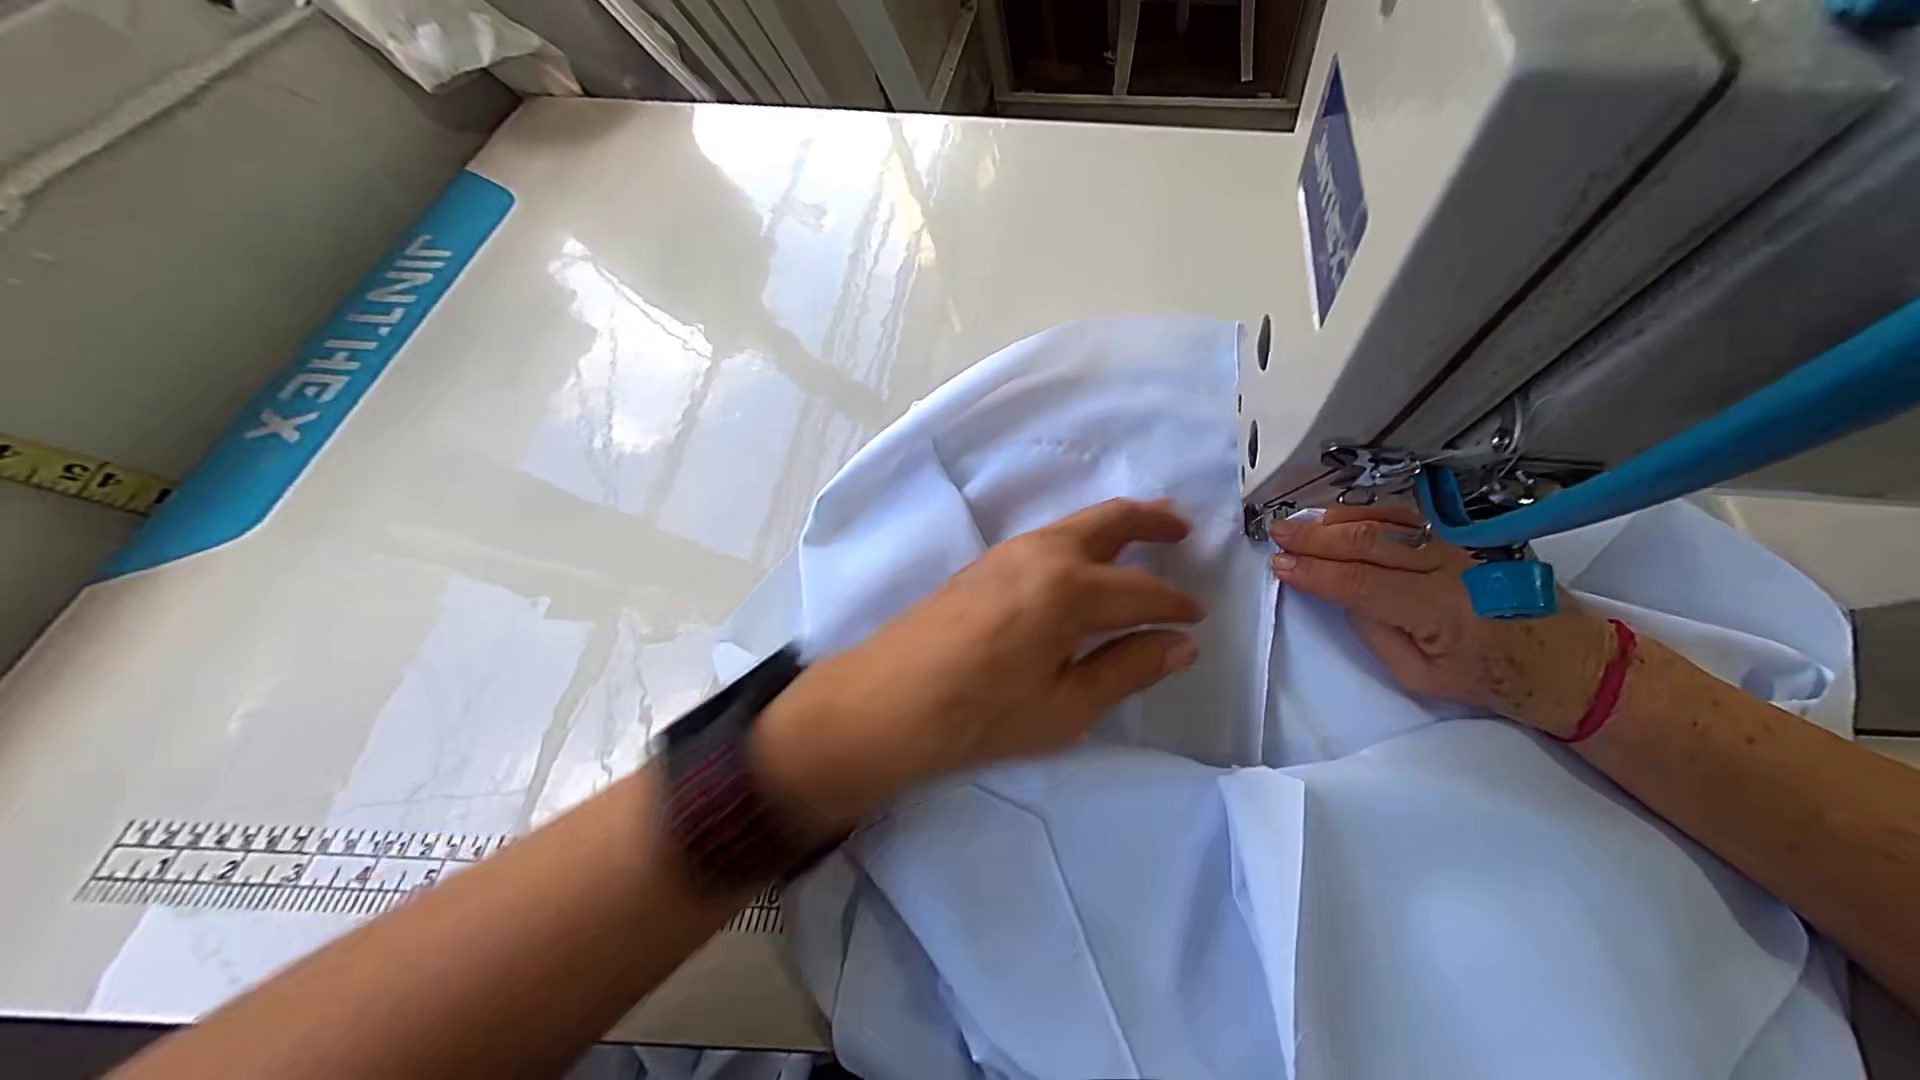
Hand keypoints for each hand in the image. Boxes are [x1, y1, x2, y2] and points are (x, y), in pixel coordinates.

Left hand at [754, 498, 1205, 827]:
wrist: (887, 702)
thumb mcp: (1065, 707)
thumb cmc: (980, 716)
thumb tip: (1180, 644)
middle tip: (1185, 528)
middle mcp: (1042, 554)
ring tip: (1143, 535)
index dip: (1175, 606)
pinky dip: (1081, 537)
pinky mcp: (984, 563)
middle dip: (1153, 520)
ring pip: (1076, 523)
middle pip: (1110, 520)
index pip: (1142, 590)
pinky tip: (1084, 562)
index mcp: (1070, 589)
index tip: (1197, 618)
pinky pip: (1048, 537)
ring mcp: (1007, 552)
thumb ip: (1127, 668)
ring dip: (1115, 524)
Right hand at [1268, 503, 1615, 737]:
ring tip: (1301, 523)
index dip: (1315, 572)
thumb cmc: (1489, 678)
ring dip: (1338, 520)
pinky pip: (1412, 516)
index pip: (1360, 582)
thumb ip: (1376, 632)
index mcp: (1438, 612)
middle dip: (1316, 537)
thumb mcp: (1419, 676)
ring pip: (1389, 521)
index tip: (1280, 565)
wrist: (1566, 661)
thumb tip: (1343, 595)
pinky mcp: (1471, 537)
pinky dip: (1371, 511)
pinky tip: (1343, 516)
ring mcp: (1464, 546)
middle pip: (1370, 542)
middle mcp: (1452, 569)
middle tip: (1278, 533)